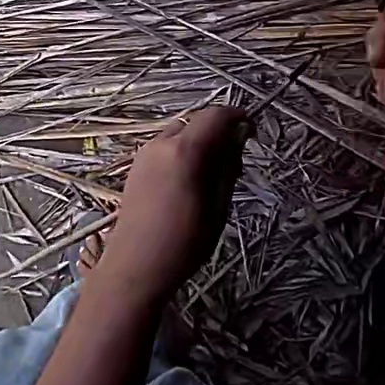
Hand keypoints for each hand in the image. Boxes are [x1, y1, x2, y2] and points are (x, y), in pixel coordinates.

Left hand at [94, 106, 246, 307]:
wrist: (134, 268)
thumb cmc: (183, 245)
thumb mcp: (218, 208)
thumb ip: (228, 166)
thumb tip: (239, 134)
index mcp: (184, 152)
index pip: (215, 116)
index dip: (237, 117)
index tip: (251, 132)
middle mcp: (161, 144)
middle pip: (197, 121)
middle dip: (219, 132)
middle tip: (234, 164)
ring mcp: (145, 154)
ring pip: (180, 132)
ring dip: (200, 142)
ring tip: (212, 176)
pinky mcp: (136, 166)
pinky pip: (165, 146)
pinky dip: (182, 151)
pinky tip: (188, 181)